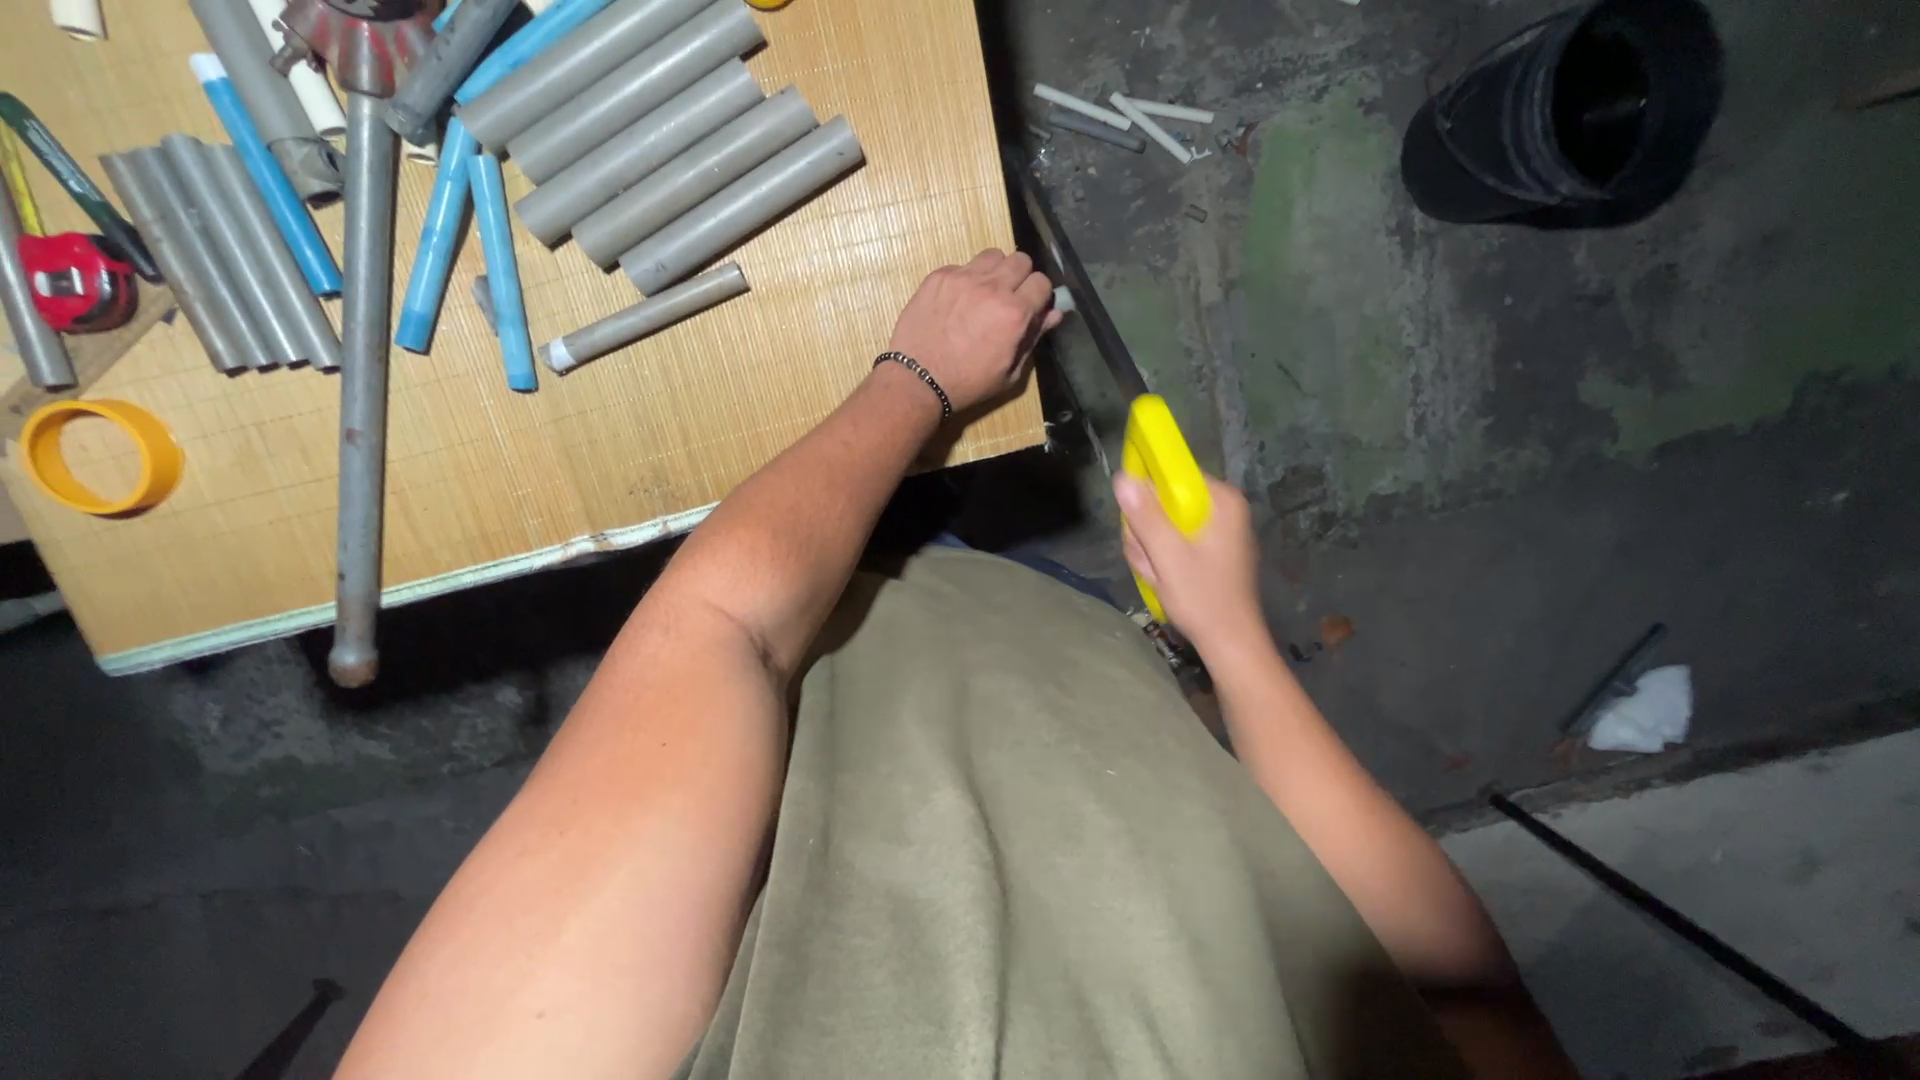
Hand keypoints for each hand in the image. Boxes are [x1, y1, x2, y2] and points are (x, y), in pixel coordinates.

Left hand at [887, 249, 1063, 414]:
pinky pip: (962, 265)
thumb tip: (1054, 314)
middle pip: (1021, 260)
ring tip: (984, 293)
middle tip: (1008, 298)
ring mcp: (963, 278)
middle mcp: (992, 288)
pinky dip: (966, 279)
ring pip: (993, 255)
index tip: (1031, 307)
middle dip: (1021, 278)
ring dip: (995, 271)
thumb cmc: (968, 384)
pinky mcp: (939, 277)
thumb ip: (1033, 338)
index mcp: (1015, 313)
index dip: (1039, 296)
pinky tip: (957, 301)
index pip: (1043, 282)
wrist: (918, 381)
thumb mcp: (1010, 372)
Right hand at [1114, 472, 1266, 653]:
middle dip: (1148, 535)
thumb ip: (1145, 516)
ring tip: (1158, 577)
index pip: (1172, 477)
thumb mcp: (1167, 556)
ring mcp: (1218, 529)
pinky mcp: (1212, 549)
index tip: (1141, 529)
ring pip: (1164, 524)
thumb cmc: (1202, 598)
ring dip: (1151, 551)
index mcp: (1221, 500)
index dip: (1149, 500)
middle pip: (1165, 502)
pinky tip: (1164, 581)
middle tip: (1152, 563)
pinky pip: (1174, 541)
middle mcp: (1223, 508)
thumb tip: (1123, 477)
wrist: (1230, 642)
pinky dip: (1162, 560)